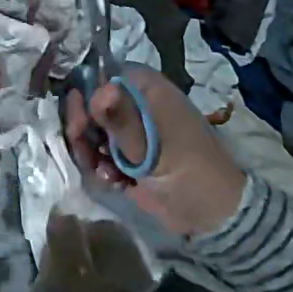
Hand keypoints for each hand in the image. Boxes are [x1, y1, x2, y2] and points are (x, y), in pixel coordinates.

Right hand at [65, 65, 246, 237]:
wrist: (213, 214)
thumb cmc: (189, 173)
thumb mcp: (153, 150)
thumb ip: (122, 121)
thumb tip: (99, 92)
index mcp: (150, 92)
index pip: (107, 77)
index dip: (89, 94)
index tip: (80, 120)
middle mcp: (139, 106)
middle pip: (95, 105)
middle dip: (84, 127)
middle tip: (83, 147)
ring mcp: (135, 133)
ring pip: (95, 131)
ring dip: (91, 151)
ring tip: (101, 169)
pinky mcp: (131, 157)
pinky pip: (103, 154)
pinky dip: (102, 167)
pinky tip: (113, 181)